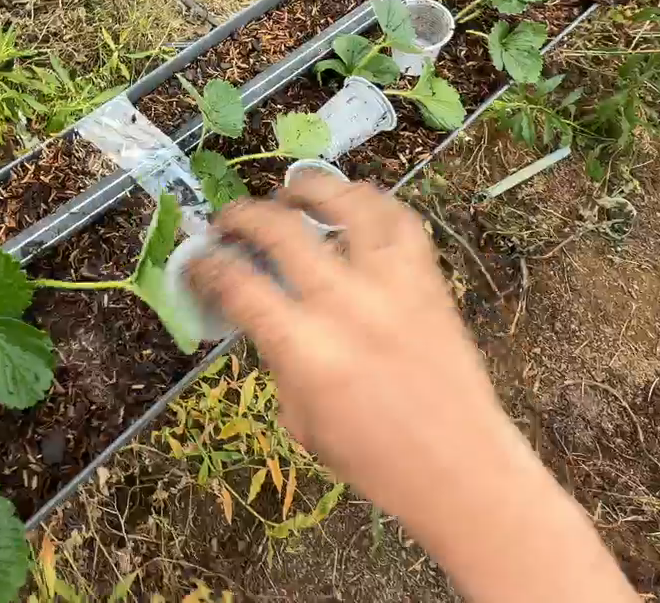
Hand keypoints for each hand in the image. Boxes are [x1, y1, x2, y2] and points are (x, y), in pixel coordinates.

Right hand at [190, 174, 637, 602]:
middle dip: (241, 215)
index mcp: (306, 348)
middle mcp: (347, 304)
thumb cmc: (373, 458)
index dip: (204, 265)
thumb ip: (275, 353)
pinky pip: (401, 220)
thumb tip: (258, 307)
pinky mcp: (428, 281)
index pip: (237, 283)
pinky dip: (371, 201)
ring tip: (290, 192)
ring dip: (310, 188)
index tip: (196, 261)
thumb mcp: (298, 416)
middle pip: (281, 229)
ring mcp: (392, 285)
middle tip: (229, 222)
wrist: (464, 473)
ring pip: (349, 204)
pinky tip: (351, 204)